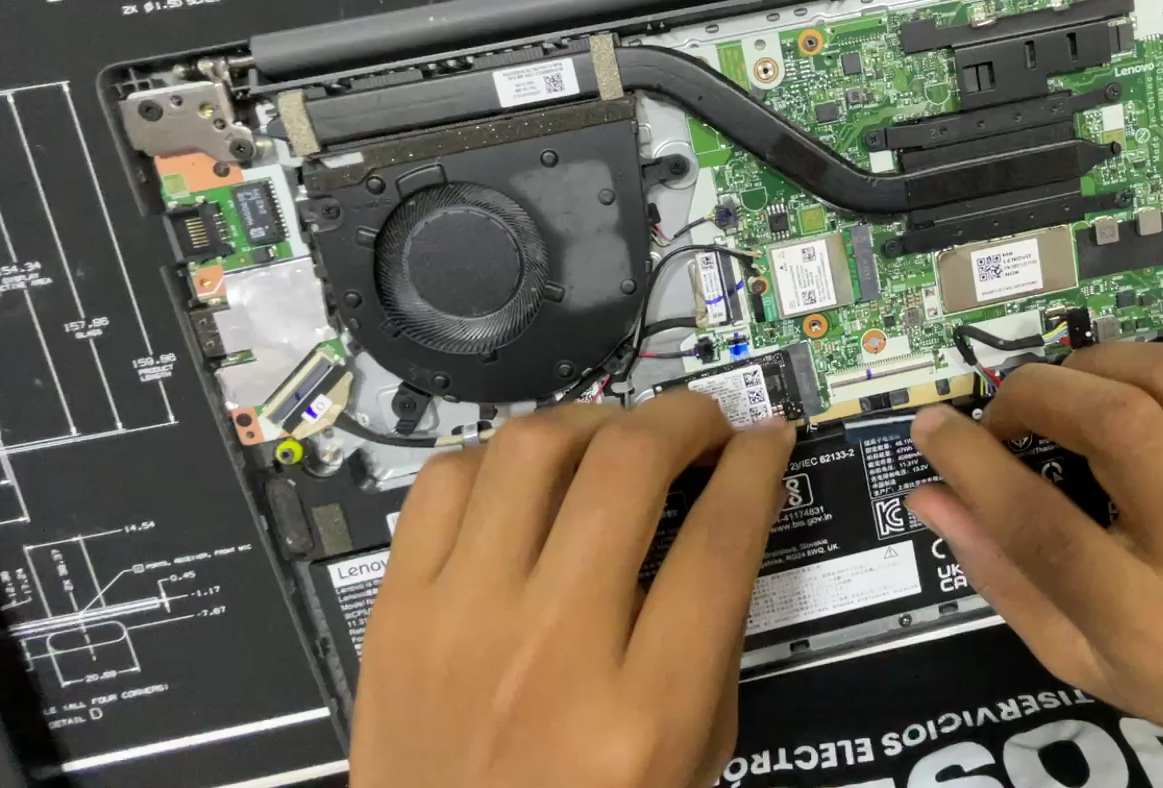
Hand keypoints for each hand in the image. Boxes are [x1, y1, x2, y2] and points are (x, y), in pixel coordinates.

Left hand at [349, 394, 794, 787]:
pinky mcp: (395, 611)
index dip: (756, 465)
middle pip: (626, 466)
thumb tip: (735, 494)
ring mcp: (458, 622)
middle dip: (685, 417)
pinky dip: (504, 458)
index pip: (719, 538)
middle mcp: (550, 652)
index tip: (767, 437)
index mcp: (644, 711)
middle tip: (704, 426)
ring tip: (619, 440)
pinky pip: (448, 478)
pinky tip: (535, 483)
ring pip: (532, 447)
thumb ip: (718, 622)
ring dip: (595, 420)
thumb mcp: (696, 746)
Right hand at [905, 343, 1162, 751]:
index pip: (1048, 531)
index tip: (932, 428)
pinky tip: (1102, 390)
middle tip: (1000, 422)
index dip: (976, 468)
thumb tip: (930, 494)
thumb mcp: (1076, 655)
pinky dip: (1127, 360)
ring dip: (1081, 370)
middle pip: (1116, 426)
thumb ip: (1000, 574)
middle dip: (1032, 398)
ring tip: (1052, 403)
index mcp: (1154, 628)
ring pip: (1162, 381)